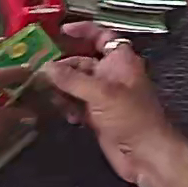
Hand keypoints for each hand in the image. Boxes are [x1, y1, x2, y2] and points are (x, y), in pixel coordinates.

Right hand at [40, 22, 187, 186]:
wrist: (147, 156)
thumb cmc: (131, 117)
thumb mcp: (101, 93)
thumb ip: (72, 79)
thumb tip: (46, 68)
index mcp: (120, 61)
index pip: (102, 36)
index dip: (84, 31)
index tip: (61, 31)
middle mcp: (111, 75)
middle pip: (82, 62)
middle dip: (63, 66)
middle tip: (40, 71)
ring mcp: (104, 96)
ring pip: (76, 84)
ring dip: (62, 88)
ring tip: (46, 93)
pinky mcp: (97, 116)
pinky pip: (77, 103)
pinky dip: (68, 106)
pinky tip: (64, 114)